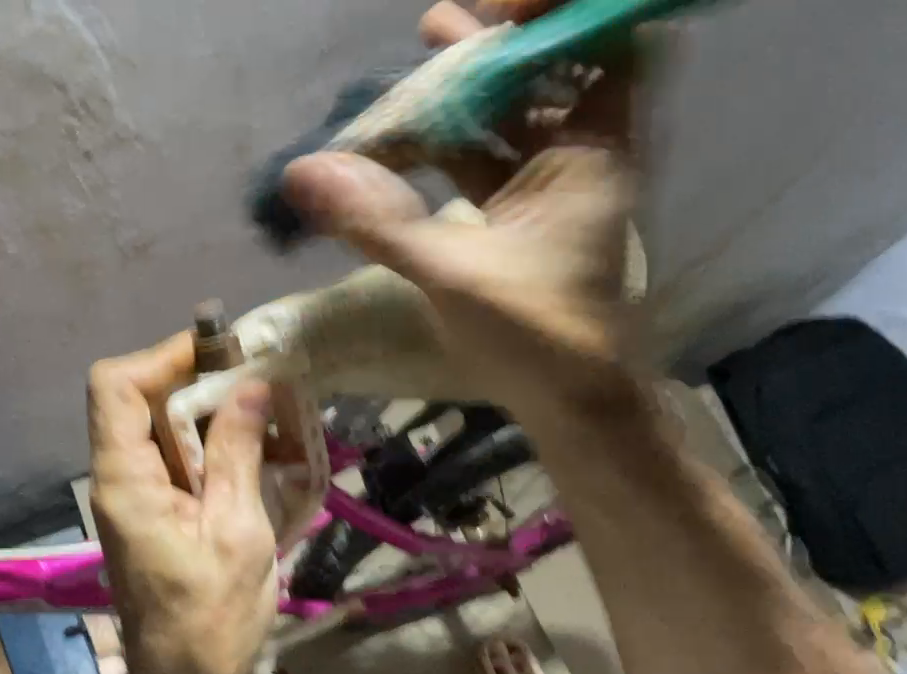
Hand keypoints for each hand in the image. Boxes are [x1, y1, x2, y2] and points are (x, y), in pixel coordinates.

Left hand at [87, 334, 278, 673]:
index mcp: (125, 481)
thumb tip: (250, 385)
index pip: (114, 386)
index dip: (163, 357)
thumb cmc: (211, 616)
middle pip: (141, 400)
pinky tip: (262, 455)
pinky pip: (178, 461)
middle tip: (263, 382)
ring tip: (274, 416)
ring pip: (163, 429)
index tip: (223, 353)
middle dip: (201, 383)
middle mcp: (119, 480)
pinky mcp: (155, 513)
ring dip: (215, 415)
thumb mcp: (236, 531)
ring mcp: (135, 497)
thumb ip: (237, 453)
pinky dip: (215, 448)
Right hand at [282, 0, 640, 418]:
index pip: (604, 41)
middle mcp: (583, 155)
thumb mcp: (452, 275)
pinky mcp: (523, 217)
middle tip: (436, 28)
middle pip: (549, 72)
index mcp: (594, 152)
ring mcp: (552, 187)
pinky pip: (489, 160)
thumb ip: (377, 223)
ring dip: (469, 91)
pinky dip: (453, 144)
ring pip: (514, 116)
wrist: (566, 401)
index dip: (555, 12)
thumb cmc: (534, 336)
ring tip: (421, 58)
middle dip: (495, 46)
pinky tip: (410, 138)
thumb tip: (303, 173)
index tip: (495, 6)